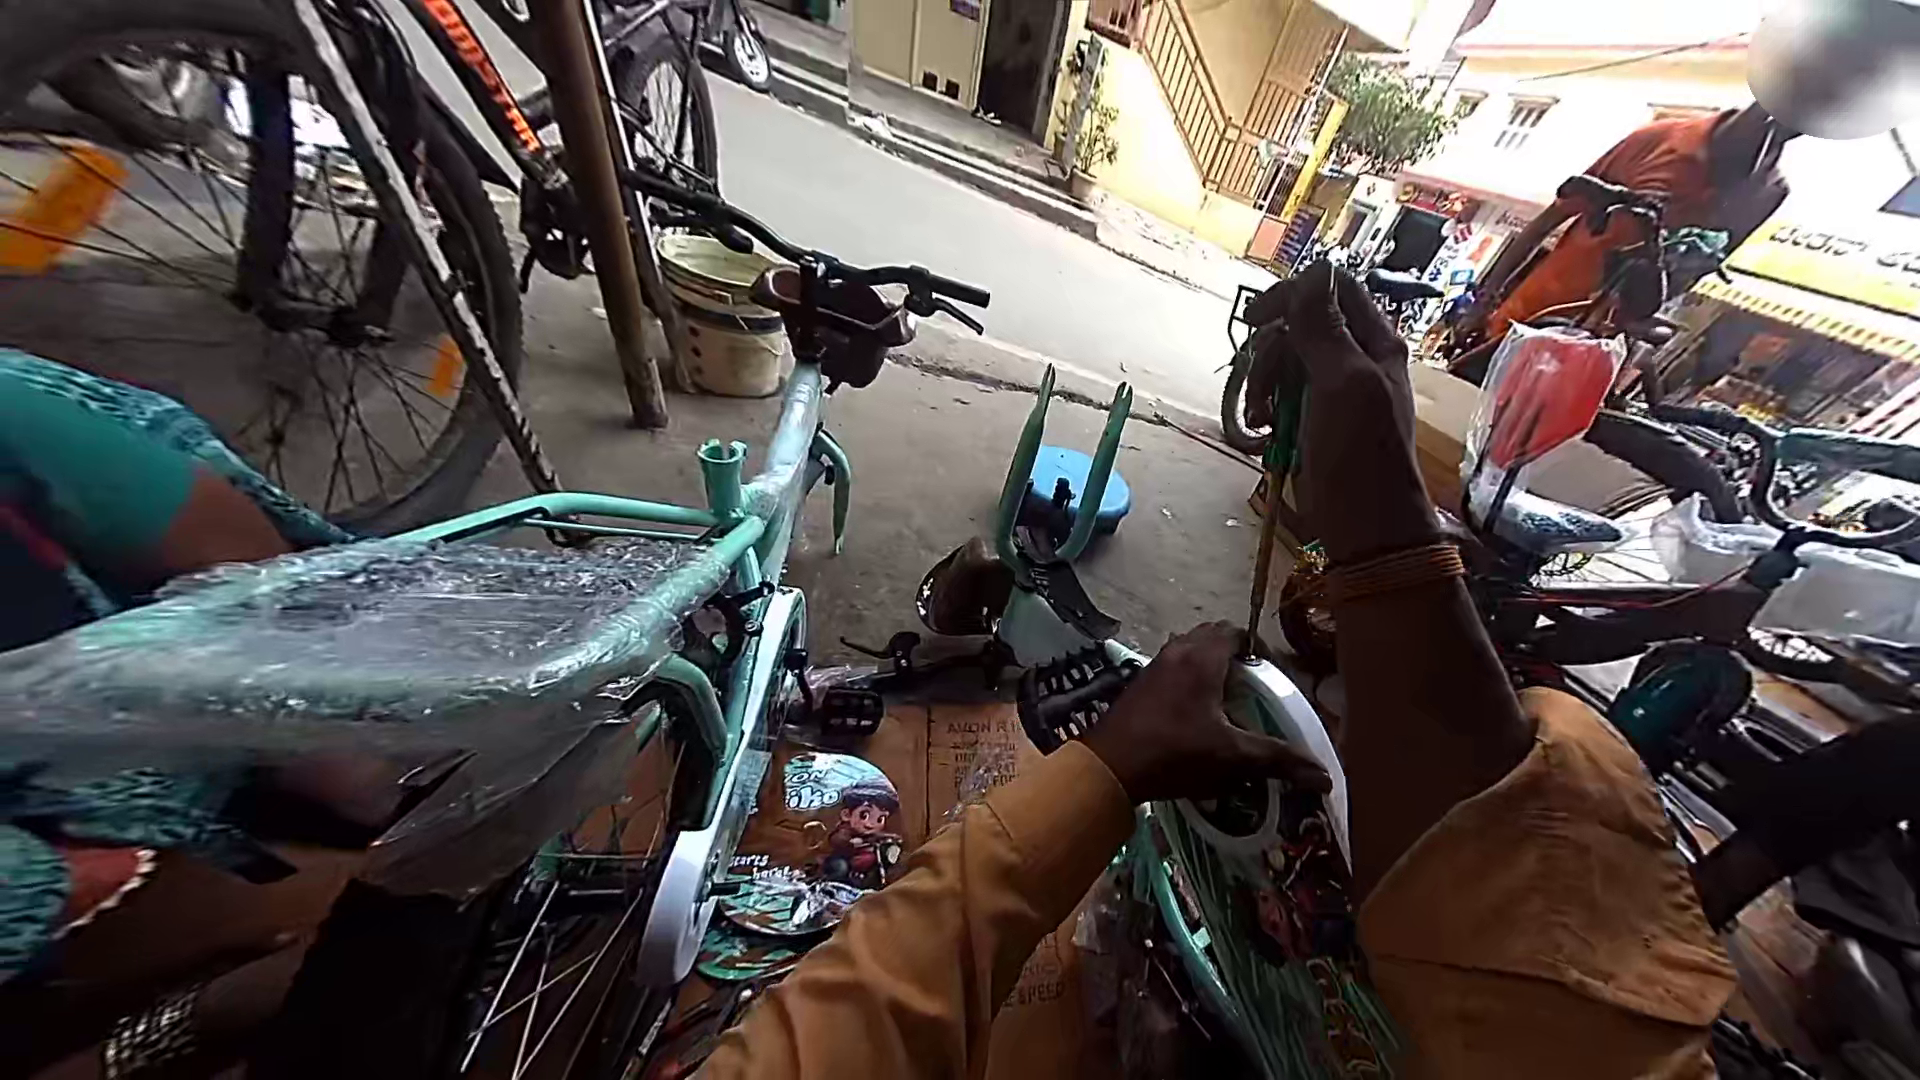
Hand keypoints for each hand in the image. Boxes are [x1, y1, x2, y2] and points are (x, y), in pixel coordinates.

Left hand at [1080, 622, 1330, 802]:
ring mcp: (1154, 664)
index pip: (1235, 631)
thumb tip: (1323, 775)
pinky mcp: (1140, 681)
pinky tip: (1196, 709)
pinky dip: (1189, 675)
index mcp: (1201, 658)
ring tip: (1228, 697)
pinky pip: (1172, 665)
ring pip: (1189, 649)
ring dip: (1209, 663)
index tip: (1273, 674)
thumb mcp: (1233, 757)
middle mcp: (1177, 651)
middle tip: (1253, 685)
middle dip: (1235, 654)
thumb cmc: (1175, 752)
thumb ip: (1278, 759)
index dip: (1258, 647)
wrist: (1111, 763)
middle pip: (1211, 636)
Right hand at [1243, 261, 1440, 562]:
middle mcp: (1348, 361)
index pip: (1330, 292)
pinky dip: (1262, 411)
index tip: (1254, 321)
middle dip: (1270, 359)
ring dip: (1261, 389)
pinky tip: (1262, 432)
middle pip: (1294, 330)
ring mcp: (1325, 392)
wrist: (1359, 518)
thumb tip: (1313, 270)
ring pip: (1278, 366)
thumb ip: (1323, 329)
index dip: (1291, 297)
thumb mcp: (1341, 383)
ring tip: (1262, 421)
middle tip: (1265, 394)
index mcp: (1371, 343)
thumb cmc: (1357, 451)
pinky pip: (1274, 397)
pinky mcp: (1305, 419)